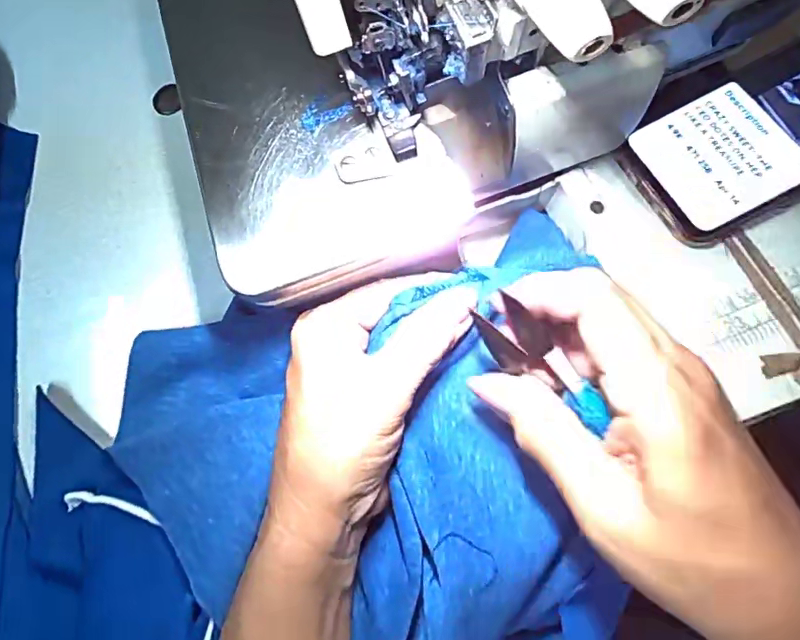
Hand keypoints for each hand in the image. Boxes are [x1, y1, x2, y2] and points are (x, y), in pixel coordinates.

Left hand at [264, 277, 477, 557]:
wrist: (321, 515)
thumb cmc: (343, 443)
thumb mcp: (387, 384)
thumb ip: (427, 336)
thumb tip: (465, 294)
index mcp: (324, 324)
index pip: (384, 291)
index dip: (430, 287)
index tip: (473, 283)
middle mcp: (331, 335)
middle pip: (391, 310)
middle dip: (433, 307)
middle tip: (478, 302)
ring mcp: (345, 362)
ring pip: (397, 335)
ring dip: (432, 330)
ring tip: (475, 319)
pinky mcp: (361, 387)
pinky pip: (397, 358)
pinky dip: (424, 353)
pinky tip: (454, 346)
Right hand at [468, 269, 799, 639]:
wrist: (789, 592)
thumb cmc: (696, 562)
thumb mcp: (605, 509)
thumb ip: (543, 434)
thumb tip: (487, 383)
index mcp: (659, 387)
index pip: (592, 297)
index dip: (537, 291)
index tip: (494, 314)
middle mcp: (676, 360)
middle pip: (599, 291)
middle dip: (542, 304)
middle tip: (504, 345)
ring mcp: (685, 368)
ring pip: (610, 310)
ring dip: (560, 327)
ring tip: (527, 371)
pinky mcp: (685, 381)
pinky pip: (623, 338)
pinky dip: (583, 348)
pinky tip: (566, 389)